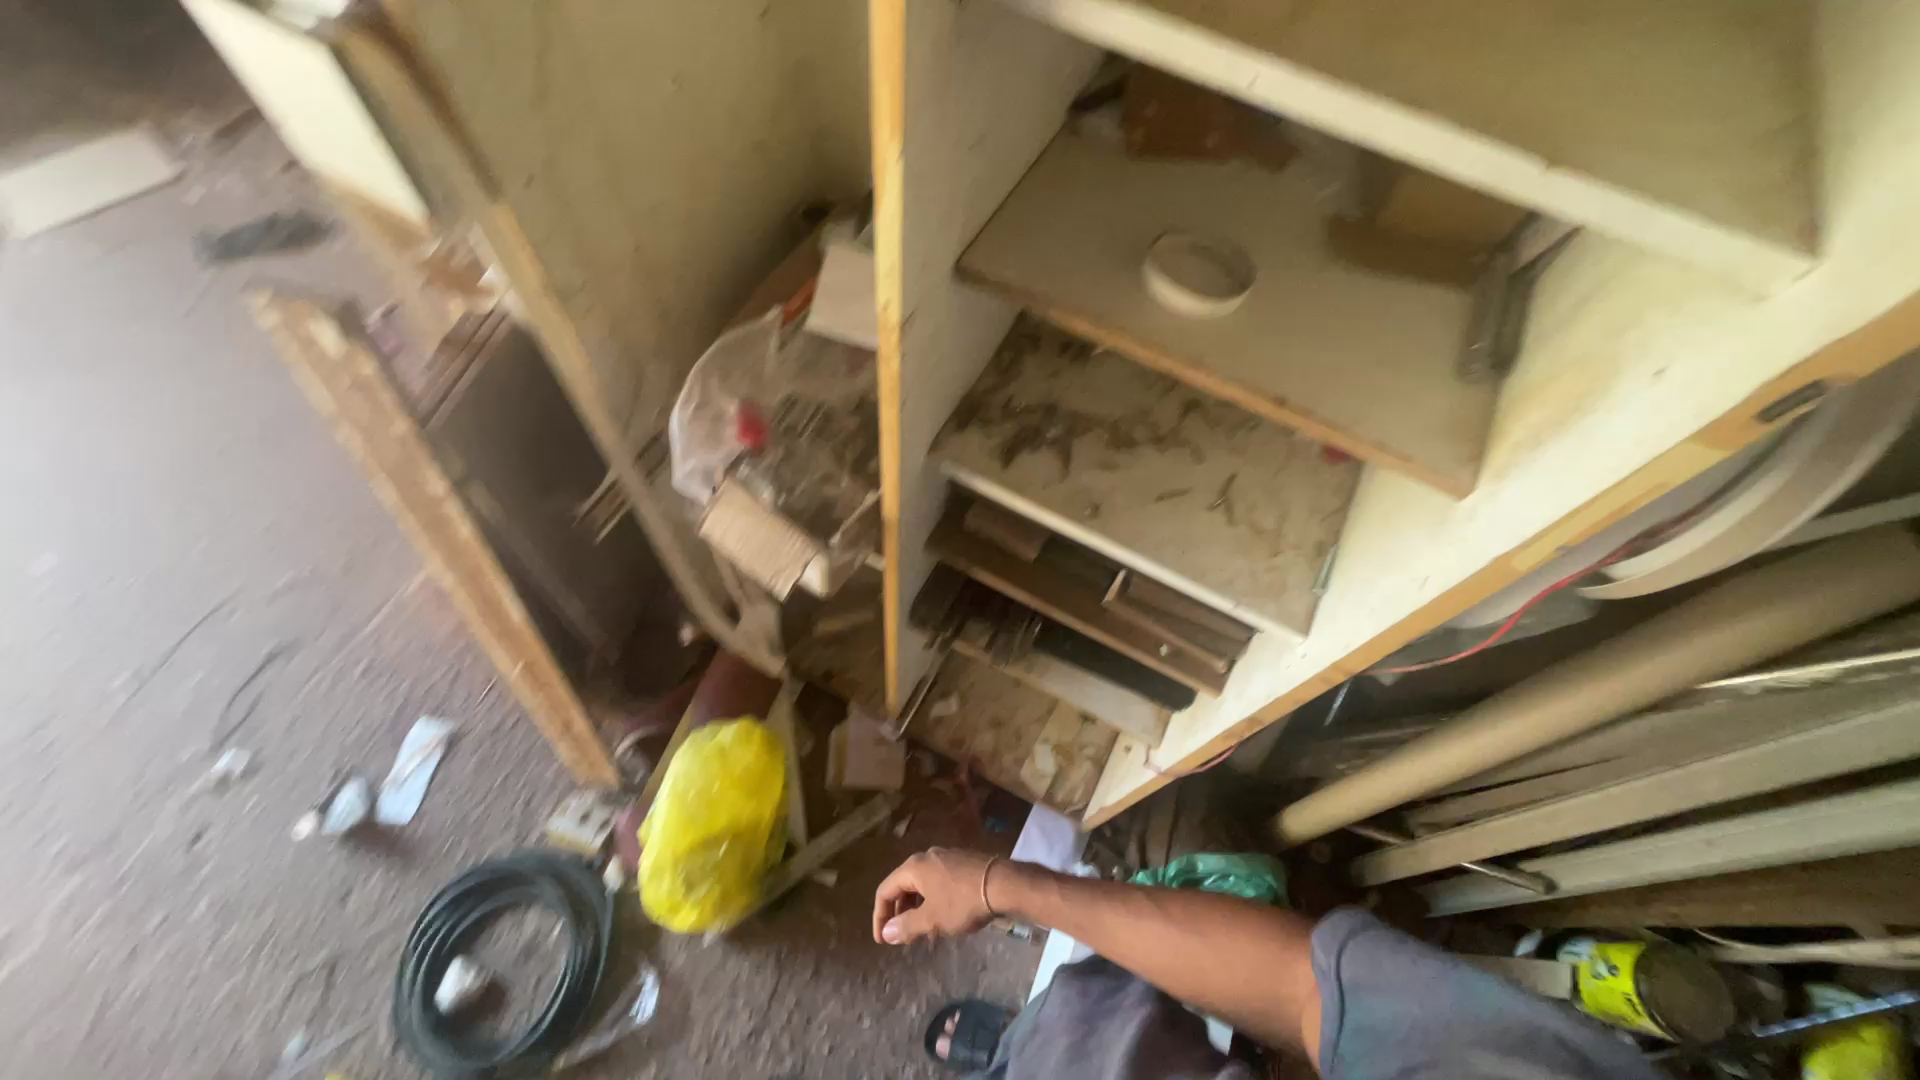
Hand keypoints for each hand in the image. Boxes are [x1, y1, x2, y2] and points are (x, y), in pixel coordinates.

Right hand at [872, 848, 1002, 944]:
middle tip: (903, 937)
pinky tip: (945, 917)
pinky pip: (938, 883)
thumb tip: (887, 933)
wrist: (1004, 884)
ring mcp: (947, 858)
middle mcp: (927, 857)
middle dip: (899, 913)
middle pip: (903, 886)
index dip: (880, 916)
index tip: (883, 940)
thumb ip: (907, 926)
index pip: (885, 890)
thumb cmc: (962, 902)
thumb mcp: (932, 919)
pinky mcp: (962, 863)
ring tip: (924, 931)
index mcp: (914, 867)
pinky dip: (933, 901)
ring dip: (917, 908)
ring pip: (922, 885)